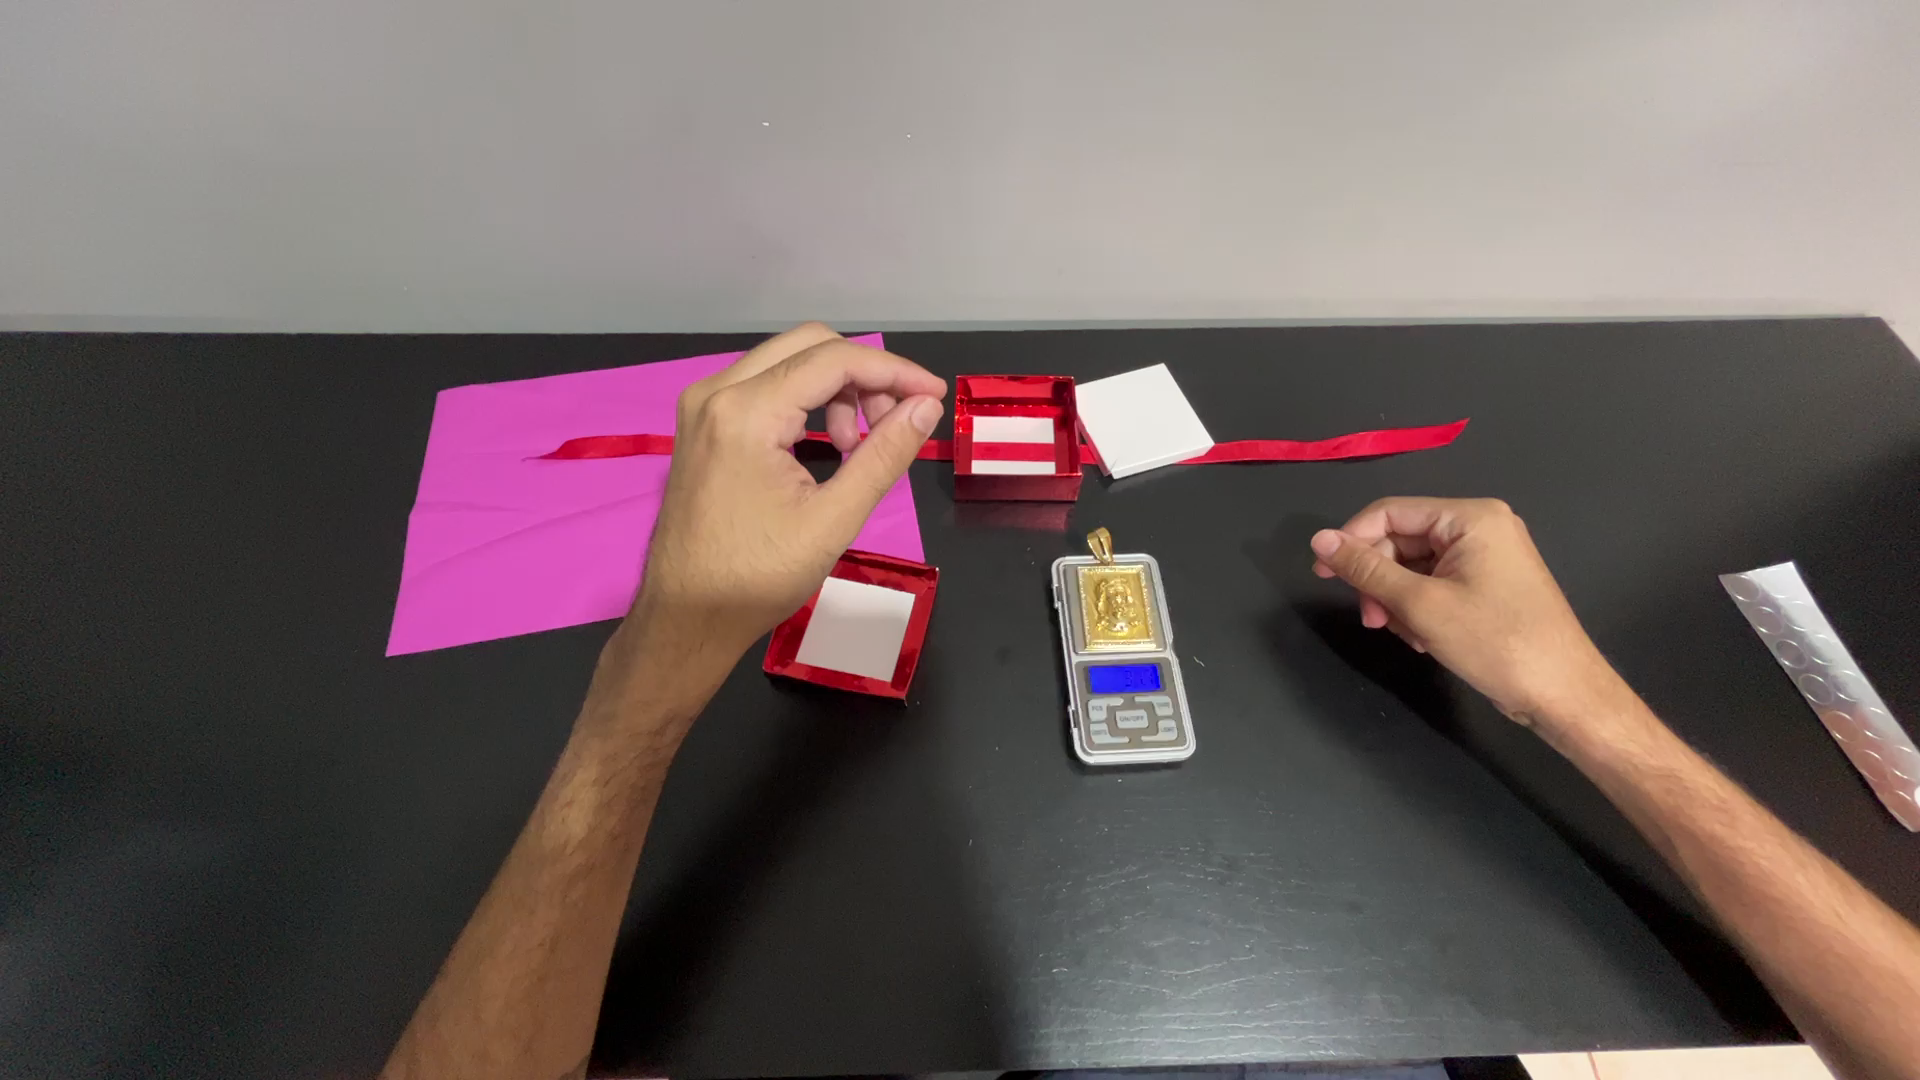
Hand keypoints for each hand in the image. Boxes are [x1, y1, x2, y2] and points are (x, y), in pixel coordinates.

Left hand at [627, 323, 945, 657]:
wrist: (688, 616)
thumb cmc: (759, 577)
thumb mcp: (834, 520)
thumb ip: (884, 457)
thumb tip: (926, 409)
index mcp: (745, 412)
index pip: (834, 360)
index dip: (894, 371)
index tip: (935, 395)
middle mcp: (716, 392)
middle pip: (809, 347)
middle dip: (865, 376)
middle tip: (896, 422)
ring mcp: (704, 406)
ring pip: (787, 363)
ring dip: (836, 390)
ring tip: (856, 447)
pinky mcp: (704, 424)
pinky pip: (766, 387)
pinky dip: (806, 403)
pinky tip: (826, 446)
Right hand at [1310, 497, 1625, 729]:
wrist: (1563, 695)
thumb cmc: (1494, 642)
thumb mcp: (1418, 604)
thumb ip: (1364, 569)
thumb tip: (1318, 540)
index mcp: (1470, 518)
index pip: (1388, 513)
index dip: (1350, 541)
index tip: (1322, 575)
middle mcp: (1479, 527)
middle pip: (1398, 541)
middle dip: (1377, 581)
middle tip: (1371, 619)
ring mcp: (1484, 556)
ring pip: (1410, 567)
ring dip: (1395, 600)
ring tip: (1404, 634)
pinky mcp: (1485, 584)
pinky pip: (1431, 583)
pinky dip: (1416, 608)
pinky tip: (1422, 637)